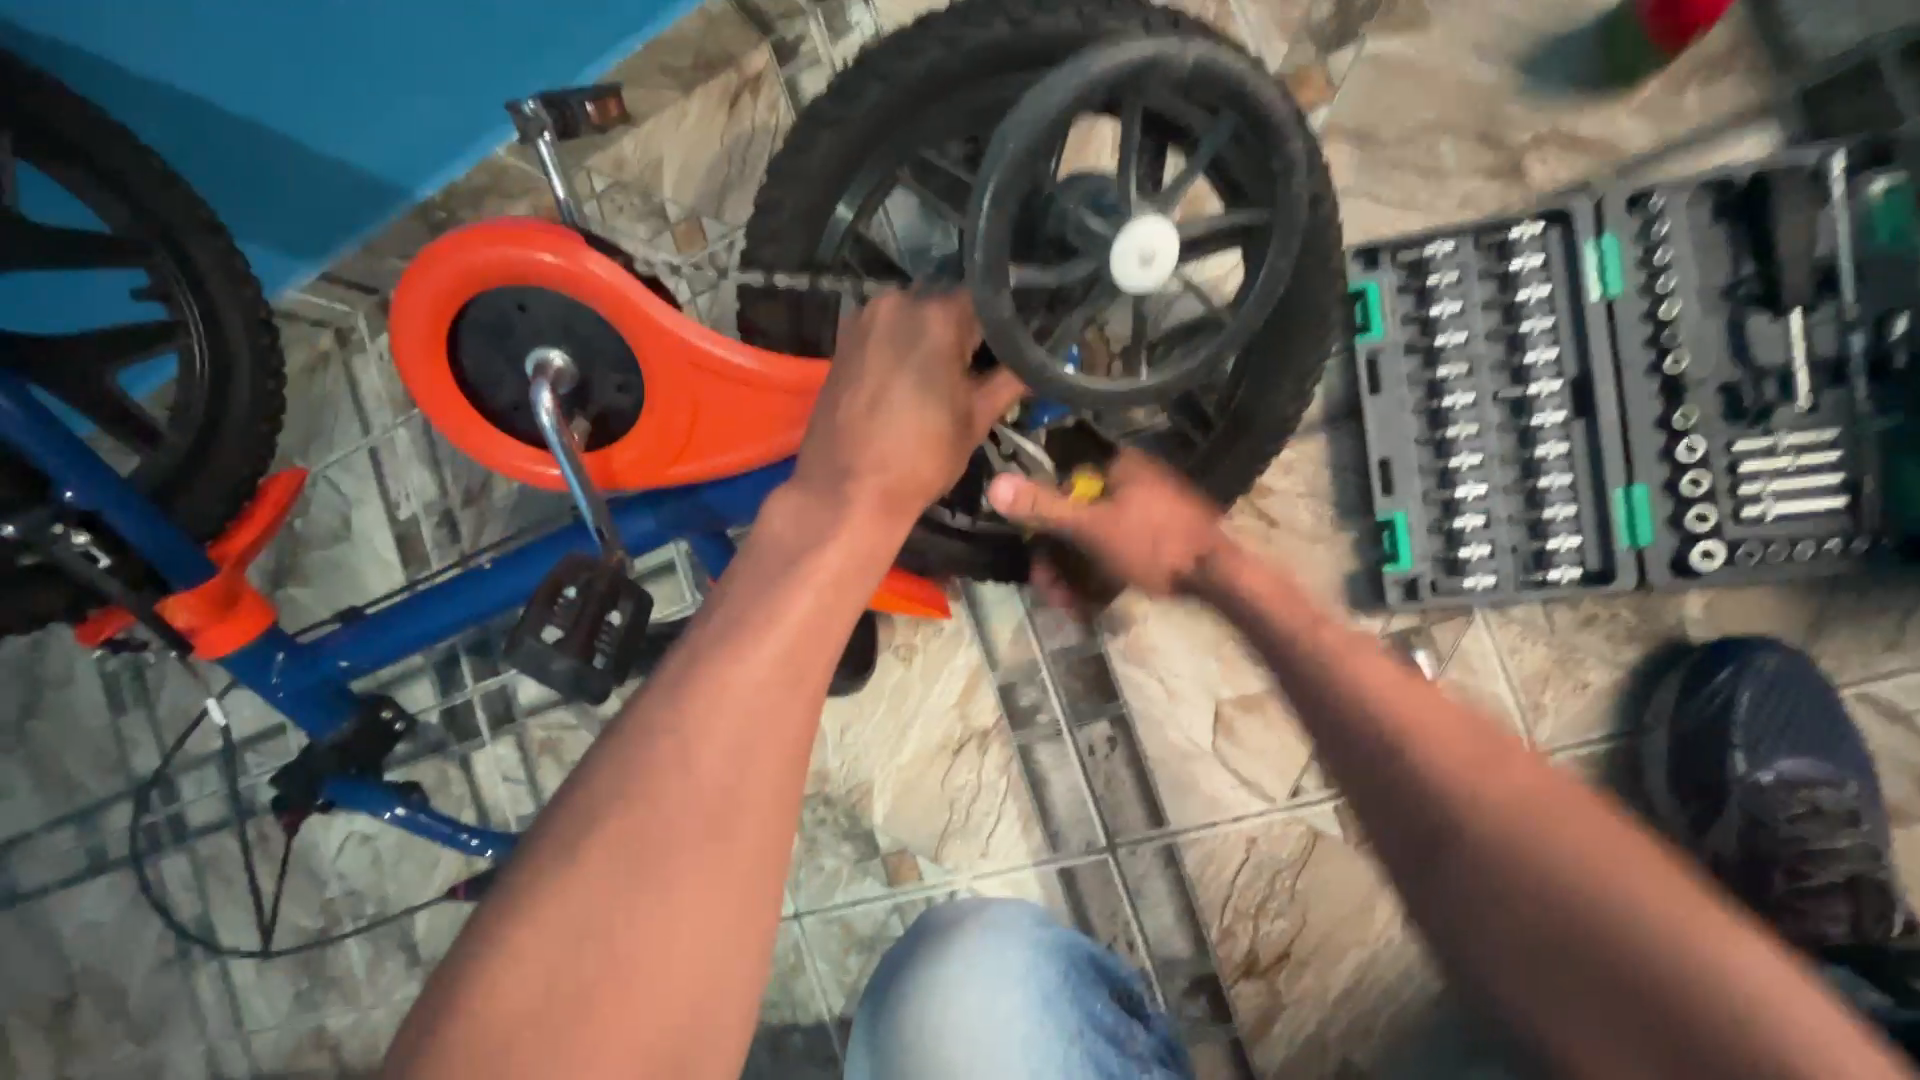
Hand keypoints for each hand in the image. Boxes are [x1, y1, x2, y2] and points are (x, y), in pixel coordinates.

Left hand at [790, 290, 1025, 525]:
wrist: (849, 490)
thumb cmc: (921, 457)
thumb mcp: (976, 419)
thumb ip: (1010, 380)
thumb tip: (1041, 361)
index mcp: (937, 314)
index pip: (987, 300)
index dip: (1005, 323)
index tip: (1016, 345)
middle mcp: (898, 302)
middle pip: (946, 305)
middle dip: (966, 330)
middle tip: (982, 366)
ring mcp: (864, 319)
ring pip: (914, 317)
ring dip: (932, 338)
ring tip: (948, 376)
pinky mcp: (843, 340)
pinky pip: (886, 332)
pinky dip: (904, 347)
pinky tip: (914, 380)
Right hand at [987, 448, 1227, 600]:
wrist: (1222, 577)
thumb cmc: (1154, 543)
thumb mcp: (1092, 527)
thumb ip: (1044, 507)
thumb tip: (995, 484)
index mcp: (1119, 465)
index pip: (1063, 485)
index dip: (1041, 525)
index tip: (1034, 559)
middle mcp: (1134, 481)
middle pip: (1078, 518)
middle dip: (1058, 560)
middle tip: (1053, 593)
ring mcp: (1149, 510)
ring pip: (1097, 539)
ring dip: (1076, 574)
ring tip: (1070, 606)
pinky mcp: (1161, 537)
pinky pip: (1119, 551)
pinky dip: (1102, 574)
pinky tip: (1092, 603)